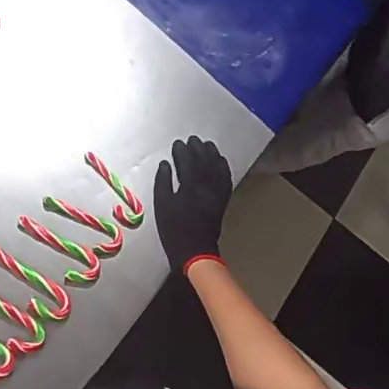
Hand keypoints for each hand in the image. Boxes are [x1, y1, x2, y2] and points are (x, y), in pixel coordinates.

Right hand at [153, 136, 232, 272]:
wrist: (195, 249)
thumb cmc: (174, 229)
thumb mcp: (162, 205)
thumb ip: (163, 182)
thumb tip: (165, 164)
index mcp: (189, 186)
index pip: (187, 161)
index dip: (182, 151)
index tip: (177, 143)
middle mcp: (206, 186)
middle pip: (204, 161)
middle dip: (198, 148)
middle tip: (192, 139)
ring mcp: (217, 192)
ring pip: (217, 167)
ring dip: (212, 154)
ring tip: (207, 144)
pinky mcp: (222, 199)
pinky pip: (226, 179)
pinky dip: (224, 168)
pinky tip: (221, 161)